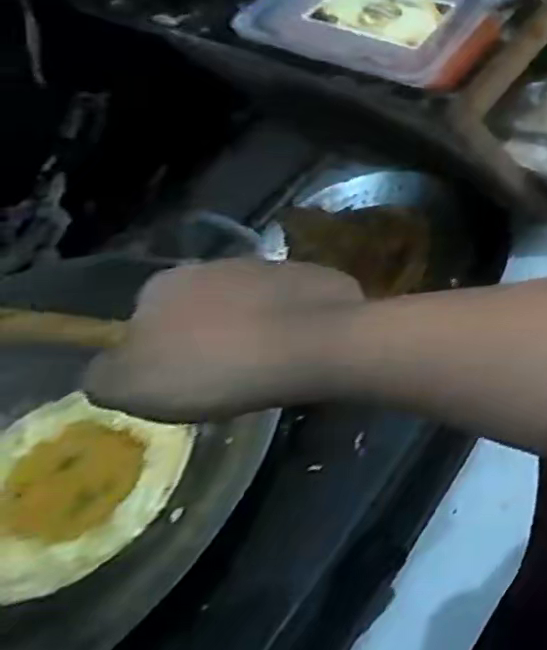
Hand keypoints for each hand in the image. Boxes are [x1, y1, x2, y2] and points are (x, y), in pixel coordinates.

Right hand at [85, 259, 364, 421]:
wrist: (317, 345)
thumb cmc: (212, 366)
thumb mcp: (122, 386)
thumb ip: (109, 370)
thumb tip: (119, 362)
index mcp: (169, 282)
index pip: (150, 310)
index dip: (161, 342)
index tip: (176, 370)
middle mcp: (230, 263)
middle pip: (213, 302)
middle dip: (217, 329)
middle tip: (225, 368)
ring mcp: (288, 268)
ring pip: (263, 301)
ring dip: (264, 324)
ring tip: (270, 361)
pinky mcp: (333, 279)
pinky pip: (309, 306)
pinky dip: (306, 324)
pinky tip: (307, 348)